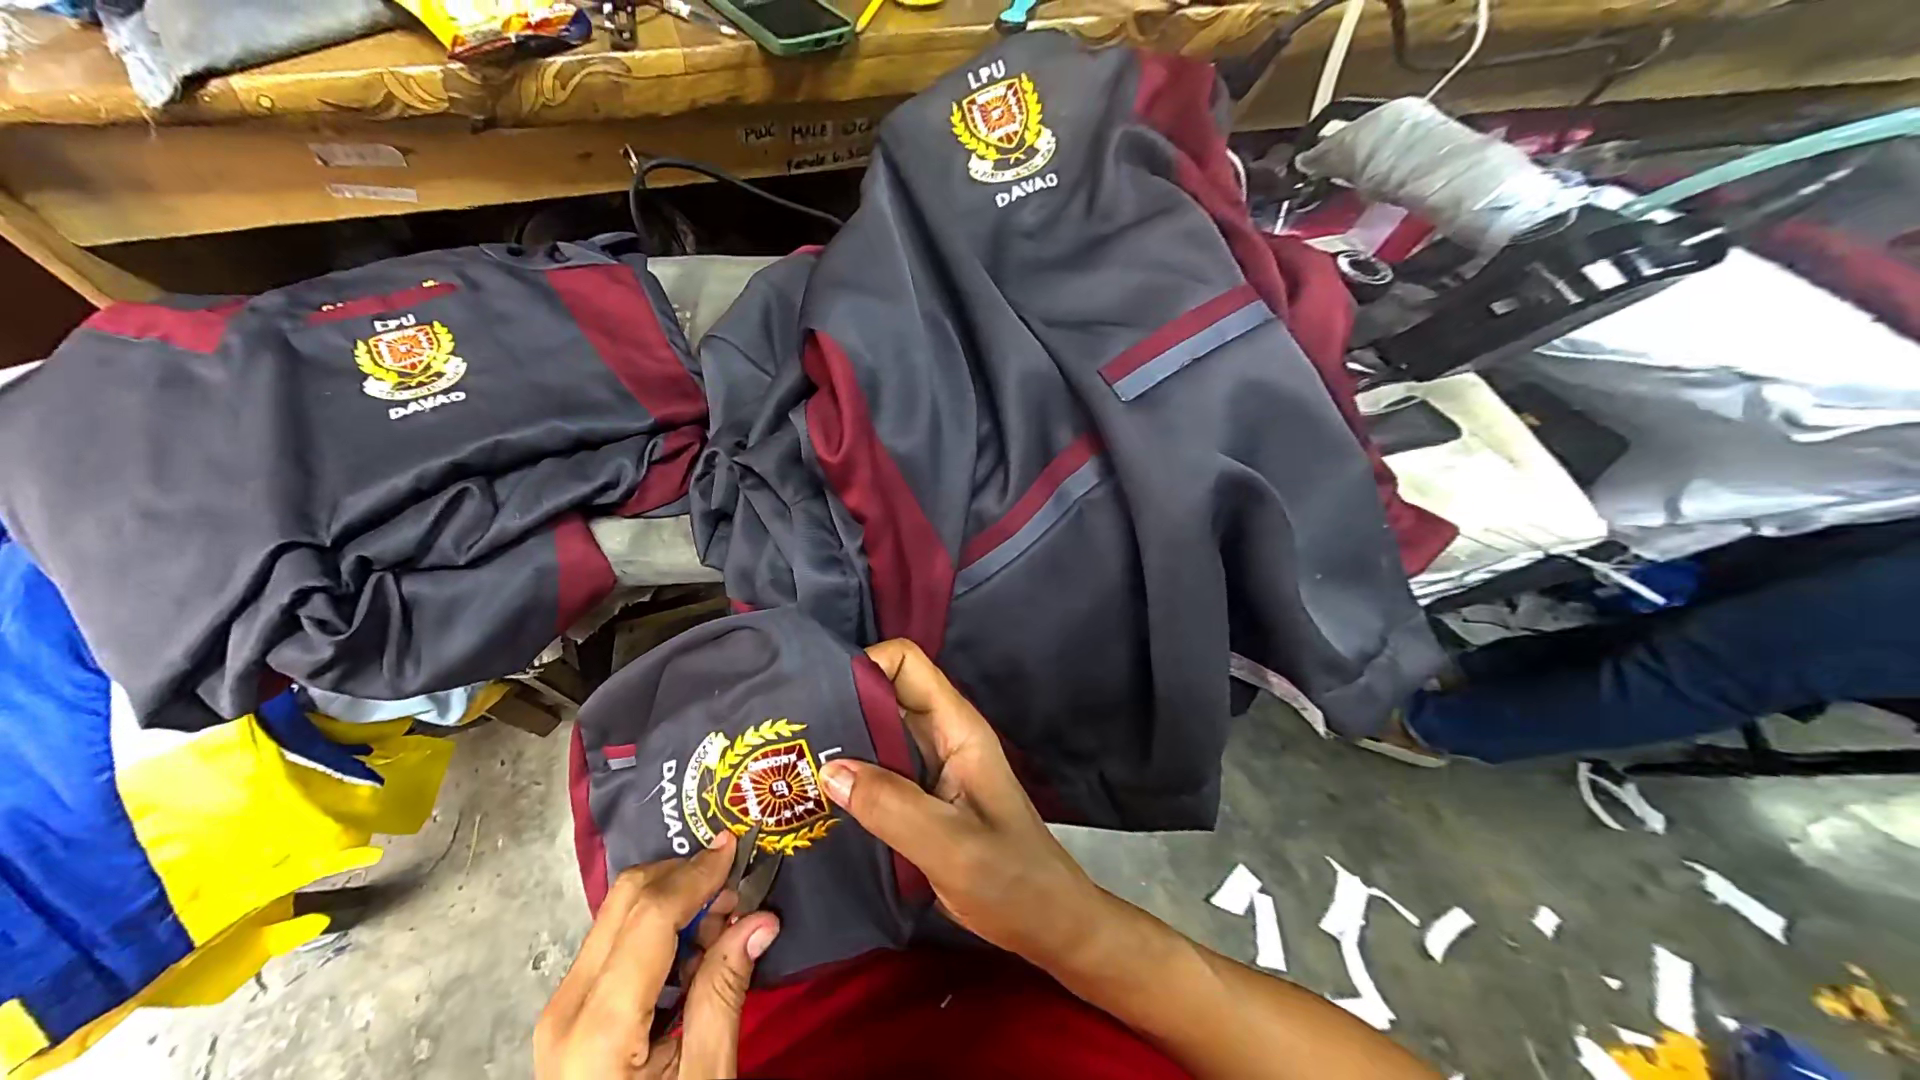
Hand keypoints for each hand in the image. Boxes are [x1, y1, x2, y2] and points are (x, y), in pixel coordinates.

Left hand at [534, 833, 780, 1079]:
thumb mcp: (703, 1079)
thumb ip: (725, 992)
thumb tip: (761, 920)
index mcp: (598, 1028)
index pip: (651, 916)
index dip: (697, 873)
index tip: (736, 848)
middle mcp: (566, 1004)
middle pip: (627, 900)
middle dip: (686, 877)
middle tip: (736, 892)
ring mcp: (560, 1006)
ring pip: (618, 912)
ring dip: (674, 898)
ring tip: (720, 926)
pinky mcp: (567, 1010)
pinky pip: (614, 939)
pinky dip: (658, 924)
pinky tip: (691, 951)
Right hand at [819, 639, 1111, 968]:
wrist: (1045, 922)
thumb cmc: (1011, 879)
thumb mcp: (952, 845)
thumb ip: (892, 806)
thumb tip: (827, 770)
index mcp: (956, 728)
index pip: (907, 664)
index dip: (864, 666)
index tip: (818, 696)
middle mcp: (940, 737)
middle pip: (885, 694)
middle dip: (839, 703)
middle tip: (790, 734)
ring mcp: (930, 768)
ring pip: (877, 733)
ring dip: (839, 743)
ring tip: (789, 765)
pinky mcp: (919, 798)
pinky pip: (877, 772)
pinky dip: (848, 777)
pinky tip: (814, 799)